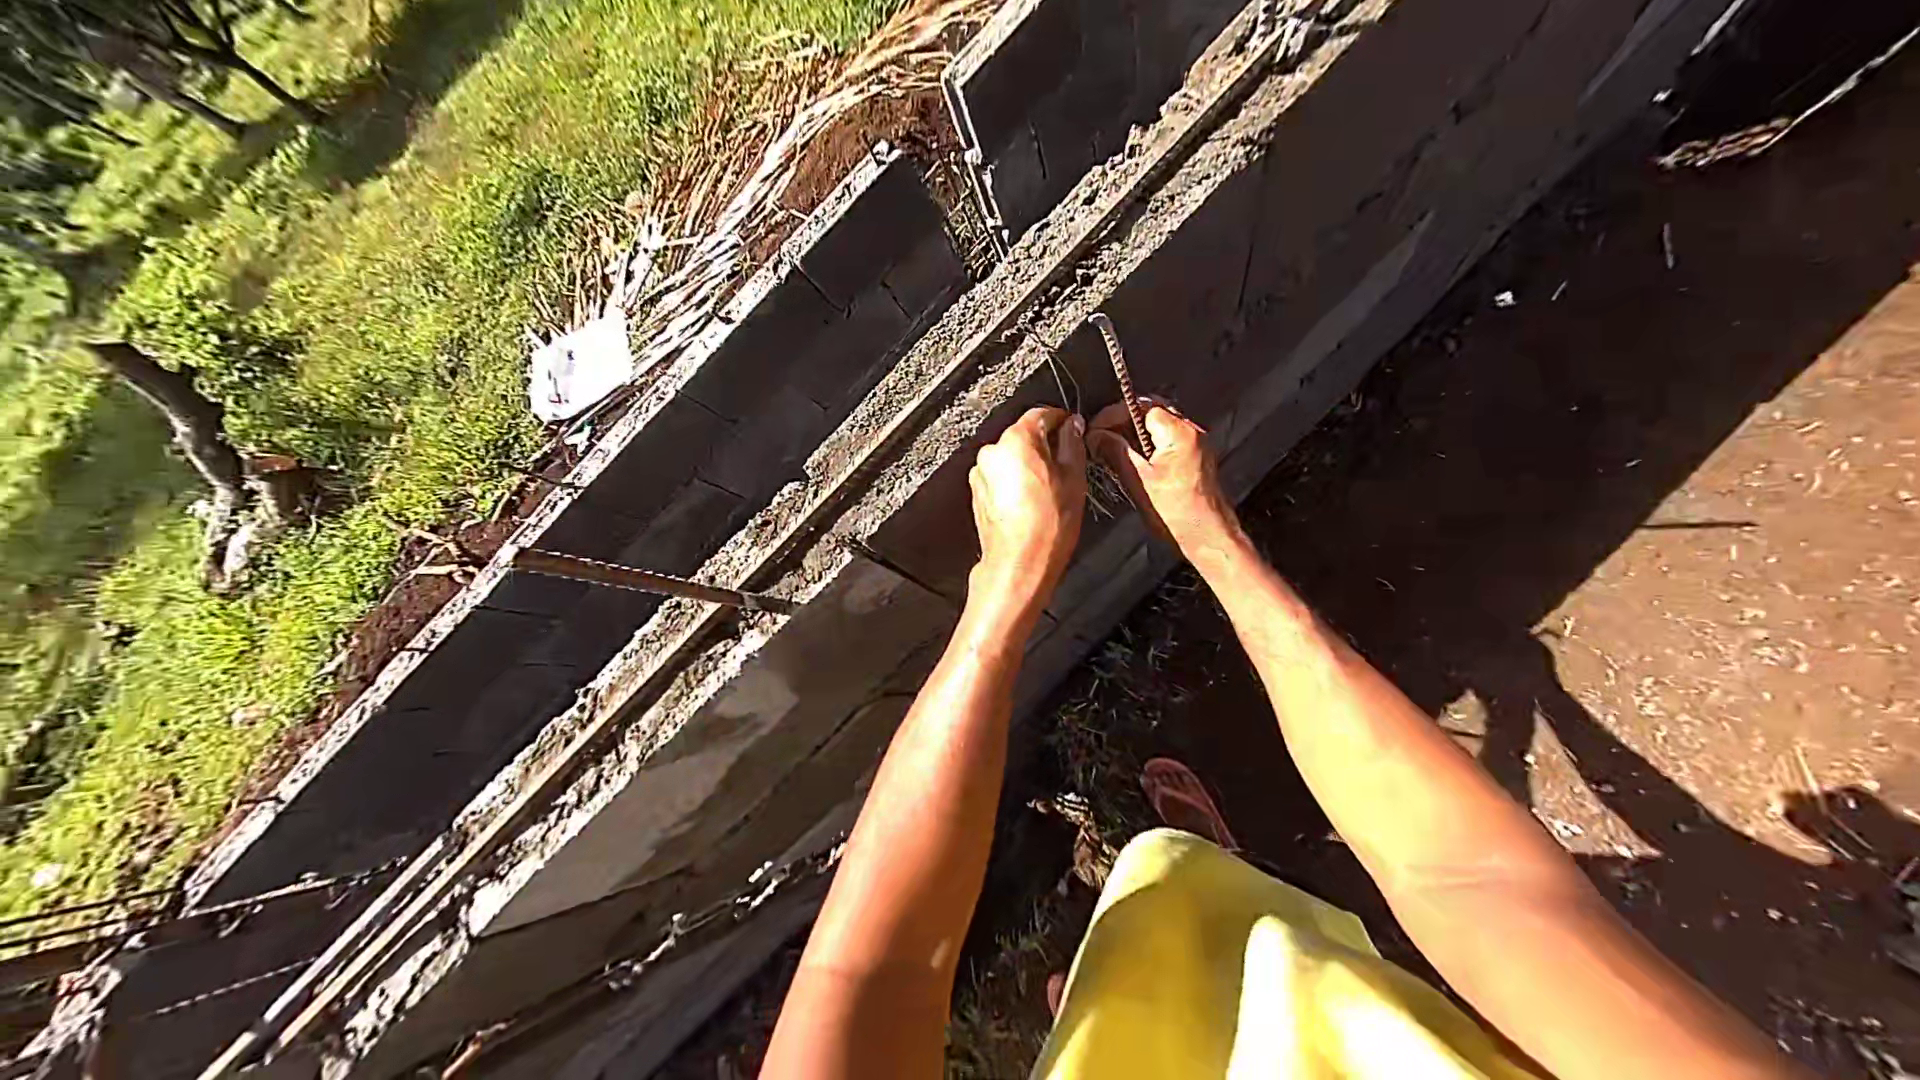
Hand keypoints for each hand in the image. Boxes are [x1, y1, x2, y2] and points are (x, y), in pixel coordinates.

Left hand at [968, 407, 1087, 610]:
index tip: (1074, 428)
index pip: (1041, 413)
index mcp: (1016, 440)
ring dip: (1031, 465)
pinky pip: (1002, 477)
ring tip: (1051, 490)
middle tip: (1068, 466)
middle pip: (1024, 435)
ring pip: (1012, 458)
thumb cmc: (1046, 527)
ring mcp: (981, 473)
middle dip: (1046, 446)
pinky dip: (1017, 482)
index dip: (1062, 420)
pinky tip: (1033, 502)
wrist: (1018, 564)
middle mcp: (993, 452)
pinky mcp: (978, 493)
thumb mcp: (1074, 478)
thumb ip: (1073, 443)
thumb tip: (1073, 426)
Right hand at [1085, 399, 1241, 557]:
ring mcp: (1195, 443)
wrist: (1207, 535)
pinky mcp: (1194, 456)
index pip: (1140, 406)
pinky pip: (1166, 439)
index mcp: (1179, 433)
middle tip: (1100, 436)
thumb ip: (1116, 451)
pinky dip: (1146, 444)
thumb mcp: (1138, 480)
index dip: (1113, 415)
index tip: (1096, 429)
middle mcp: (1191, 432)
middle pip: (1149, 411)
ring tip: (1112, 449)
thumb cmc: (1179, 513)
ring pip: (1157, 425)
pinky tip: (1131, 459)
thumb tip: (1097, 436)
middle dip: (1121, 421)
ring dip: (1132, 432)